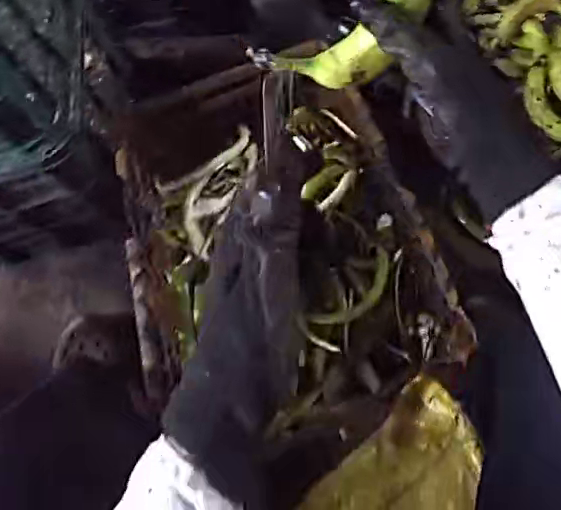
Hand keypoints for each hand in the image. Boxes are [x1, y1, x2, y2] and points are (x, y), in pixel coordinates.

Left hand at [160, 153, 303, 502]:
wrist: (232, 404)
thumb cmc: (250, 336)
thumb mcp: (269, 276)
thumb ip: (275, 223)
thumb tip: (278, 165)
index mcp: (239, 232)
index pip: (264, 178)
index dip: (290, 162)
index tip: (320, 156)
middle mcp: (245, 241)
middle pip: (282, 201)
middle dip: (308, 204)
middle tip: (328, 226)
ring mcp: (256, 265)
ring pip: (291, 228)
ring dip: (314, 233)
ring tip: (328, 256)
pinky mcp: (268, 287)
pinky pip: (295, 255)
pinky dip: (312, 256)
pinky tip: (322, 276)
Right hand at [353, 0, 558, 219]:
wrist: (485, 162)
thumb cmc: (465, 104)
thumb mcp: (432, 62)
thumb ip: (398, 31)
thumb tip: (359, 0)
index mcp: (452, 31)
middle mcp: (440, 48)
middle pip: (409, 20)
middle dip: (382, 9)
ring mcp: (428, 76)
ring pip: (396, 50)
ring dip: (370, 41)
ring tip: (336, 28)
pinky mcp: (416, 102)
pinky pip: (390, 80)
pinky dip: (370, 72)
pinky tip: (348, 66)